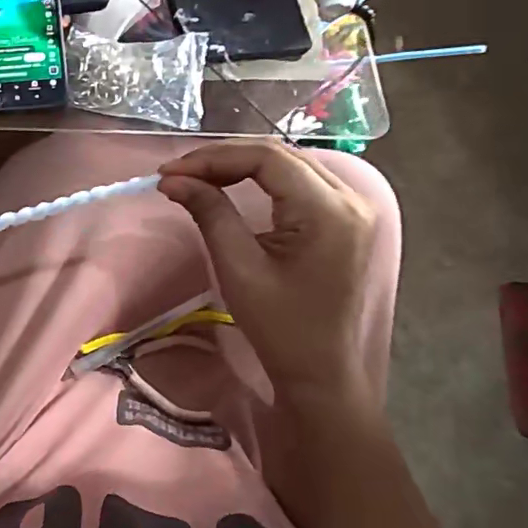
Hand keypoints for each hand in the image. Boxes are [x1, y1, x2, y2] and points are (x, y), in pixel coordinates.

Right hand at [159, 142, 376, 396]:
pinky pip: (303, 182)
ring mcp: (356, 208)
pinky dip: (264, 179)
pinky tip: (234, 185)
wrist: (322, 372)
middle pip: (280, 155)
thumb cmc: (280, 327)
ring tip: (199, 177)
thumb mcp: (238, 268)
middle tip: (179, 174)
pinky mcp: (350, 220)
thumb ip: (209, 213)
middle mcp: (352, 199)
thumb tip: (174, 181)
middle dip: (224, 158)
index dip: (213, 158)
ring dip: (242, 165)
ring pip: (291, 165)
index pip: (267, 158)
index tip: (171, 173)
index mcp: (329, 212)